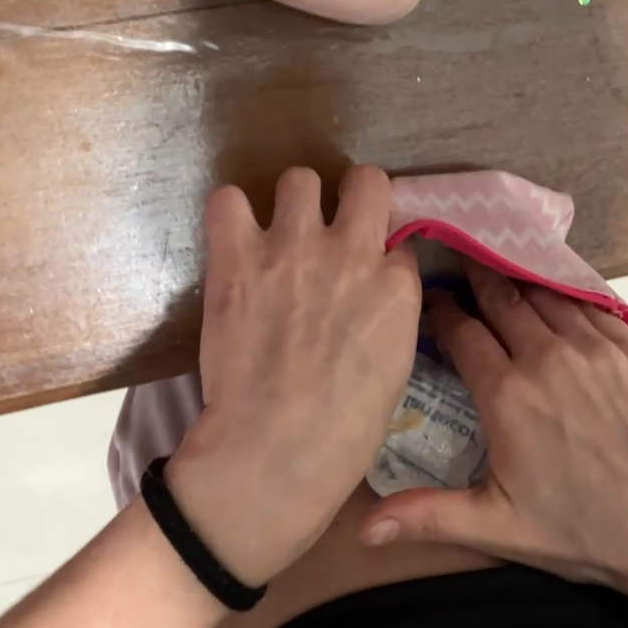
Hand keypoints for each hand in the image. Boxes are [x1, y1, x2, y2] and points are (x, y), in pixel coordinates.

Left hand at [165, 166, 421, 587]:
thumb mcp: (395, 368)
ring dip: (294, 203)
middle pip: (365, 181)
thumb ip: (389, 315)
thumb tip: (374, 294)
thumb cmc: (345, 430)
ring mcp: (293, 247)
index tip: (367, 269)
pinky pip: (228, 199)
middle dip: (353, 198)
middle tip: (332, 228)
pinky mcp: (238, 256)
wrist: (276, 449)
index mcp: (396, 285)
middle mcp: (352, 251)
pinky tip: (233, 238)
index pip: (398, 238)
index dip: (381, 251)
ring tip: (278, 234)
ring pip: (299, 179)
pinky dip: (231, 214)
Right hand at [359, 262, 627, 627]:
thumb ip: (427, 516)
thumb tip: (362, 531)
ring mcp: (596, 349)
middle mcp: (549, 358)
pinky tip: (551, 291)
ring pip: (544, 294)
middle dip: (475, 277)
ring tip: (497, 267)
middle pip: (501, 298)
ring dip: (516, 279)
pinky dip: (562, 293)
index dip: (440, 310)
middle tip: (456, 258)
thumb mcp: (497, 527)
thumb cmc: (581, 531)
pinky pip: (588, 304)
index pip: (462, 330)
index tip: (426, 300)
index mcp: (509, 395)